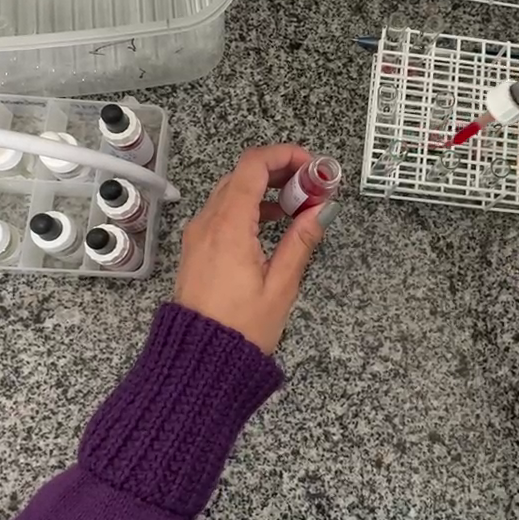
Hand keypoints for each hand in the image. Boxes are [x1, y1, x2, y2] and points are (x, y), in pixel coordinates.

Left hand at [174, 144, 335, 352]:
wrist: (197, 363)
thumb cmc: (240, 329)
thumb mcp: (281, 286)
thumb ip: (301, 241)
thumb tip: (321, 210)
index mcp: (228, 226)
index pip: (254, 166)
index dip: (285, 156)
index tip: (313, 167)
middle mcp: (208, 223)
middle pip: (243, 173)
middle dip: (281, 170)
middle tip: (312, 185)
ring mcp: (199, 234)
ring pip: (232, 190)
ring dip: (266, 188)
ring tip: (299, 205)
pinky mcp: (198, 248)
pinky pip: (223, 211)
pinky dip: (250, 206)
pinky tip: (274, 222)